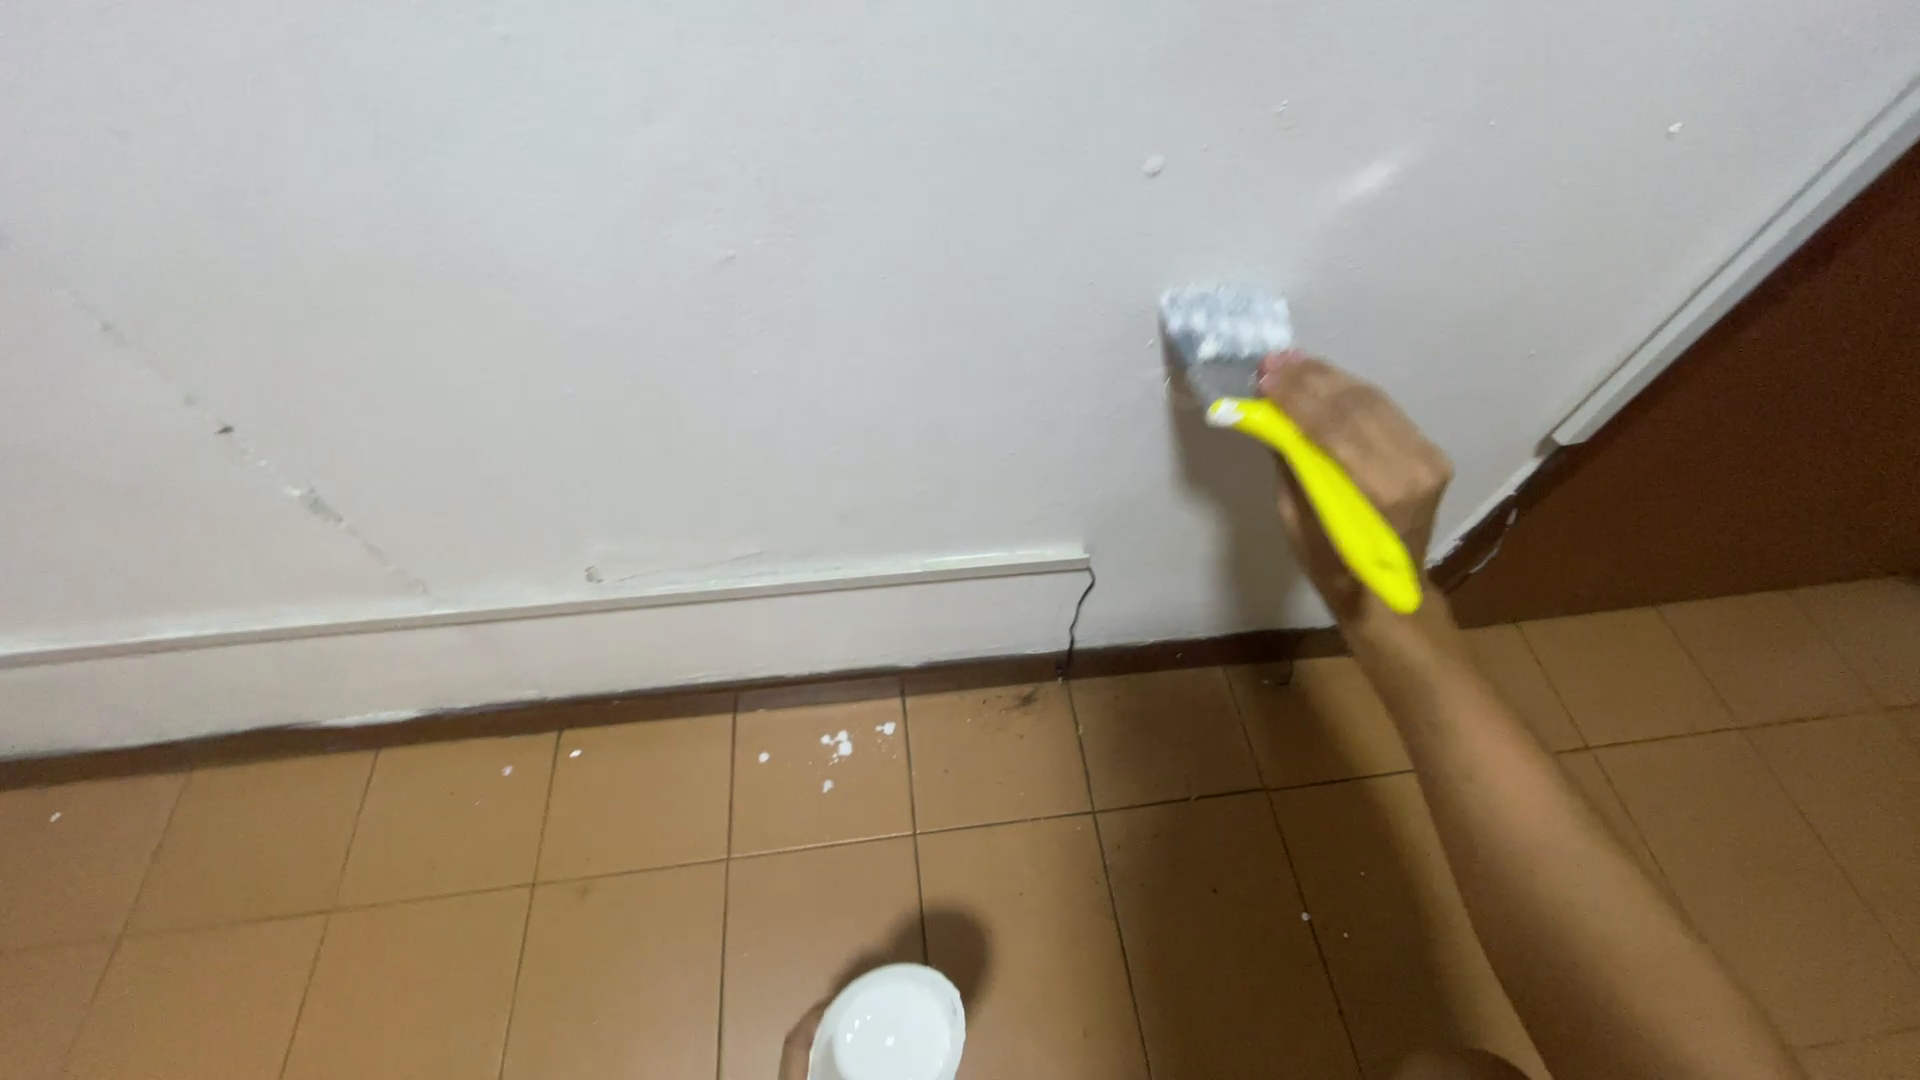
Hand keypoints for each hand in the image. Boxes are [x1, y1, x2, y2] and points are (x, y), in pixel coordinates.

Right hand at [1258, 351, 1452, 619]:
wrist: (1387, 589)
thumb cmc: (1332, 565)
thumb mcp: (1297, 519)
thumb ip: (1291, 464)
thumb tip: (1270, 418)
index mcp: (1382, 492)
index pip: (1334, 428)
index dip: (1296, 398)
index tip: (1263, 377)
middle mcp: (1414, 467)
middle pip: (1356, 406)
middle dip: (1309, 380)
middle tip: (1271, 362)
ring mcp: (1428, 456)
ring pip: (1372, 400)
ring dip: (1328, 377)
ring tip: (1290, 360)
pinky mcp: (1430, 451)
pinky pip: (1385, 410)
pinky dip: (1349, 390)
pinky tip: (1321, 377)